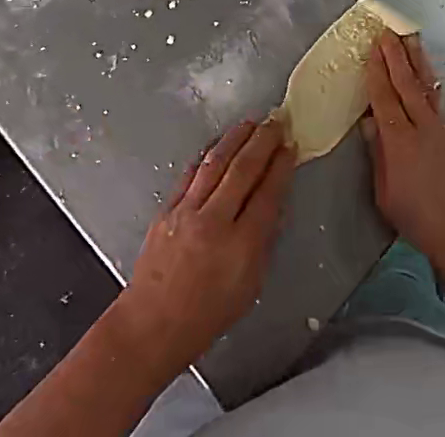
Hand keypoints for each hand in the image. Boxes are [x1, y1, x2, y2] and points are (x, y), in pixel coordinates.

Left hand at [118, 118, 295, 364]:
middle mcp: (214, 221)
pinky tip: (218, 145)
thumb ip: (263, 241)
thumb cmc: (208, 313)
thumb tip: (273, 205)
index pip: (267, 194)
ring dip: (235, 139)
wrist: (154, 321)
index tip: (290, 147)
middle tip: (275, 122)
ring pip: (216, 162)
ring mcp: (187, 211)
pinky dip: (208, 155)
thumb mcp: (250, 285)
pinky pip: (191, 173)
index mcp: (241, 245)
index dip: (281, 167)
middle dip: (262, 141)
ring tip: (250, 123)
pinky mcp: (167, 208)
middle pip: (243, 169)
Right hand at [361, 32, 444, 277]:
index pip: (384, 96)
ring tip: (411, 40)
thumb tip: (369, 123)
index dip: (377, 70)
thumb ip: (377, 154)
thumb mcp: (385, 192)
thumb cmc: (419, 219)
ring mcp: (443, 129)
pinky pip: (437, 101)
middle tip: (389, 31)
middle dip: (397, 55)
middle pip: (408, 83)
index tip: (372, 46)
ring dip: (417, 61)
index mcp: (400, 140)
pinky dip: (428, 83)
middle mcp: (423, 127)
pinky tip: (426, 78)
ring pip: (427, 87)